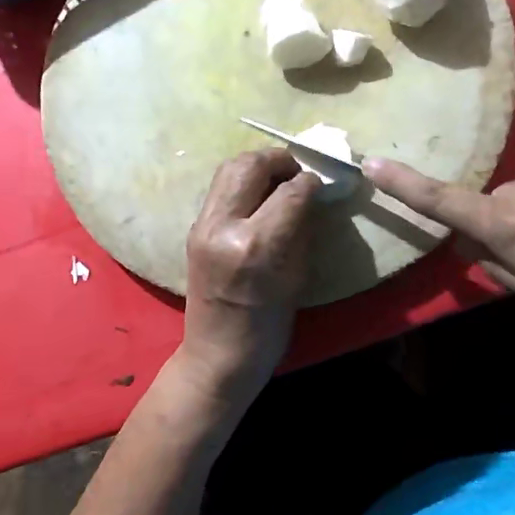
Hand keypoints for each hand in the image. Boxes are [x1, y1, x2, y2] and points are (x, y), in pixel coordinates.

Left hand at [178, 150, 320, 393]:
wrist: (218, 354)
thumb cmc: (268, 327)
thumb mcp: (298, 277)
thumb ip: (303, 228)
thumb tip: (311, 193)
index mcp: (254, 244)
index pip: (290, 191)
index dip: (310, 181)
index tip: (321, 182)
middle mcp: (222, 226)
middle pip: (250, 165)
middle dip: (279, 160)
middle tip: (297, 172)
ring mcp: (202, 224)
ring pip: (229, 169)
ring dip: (258, 167)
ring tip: (278, 180)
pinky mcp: (194, 228)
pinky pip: (220, 190)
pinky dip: (242, 184)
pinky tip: (258, 198)